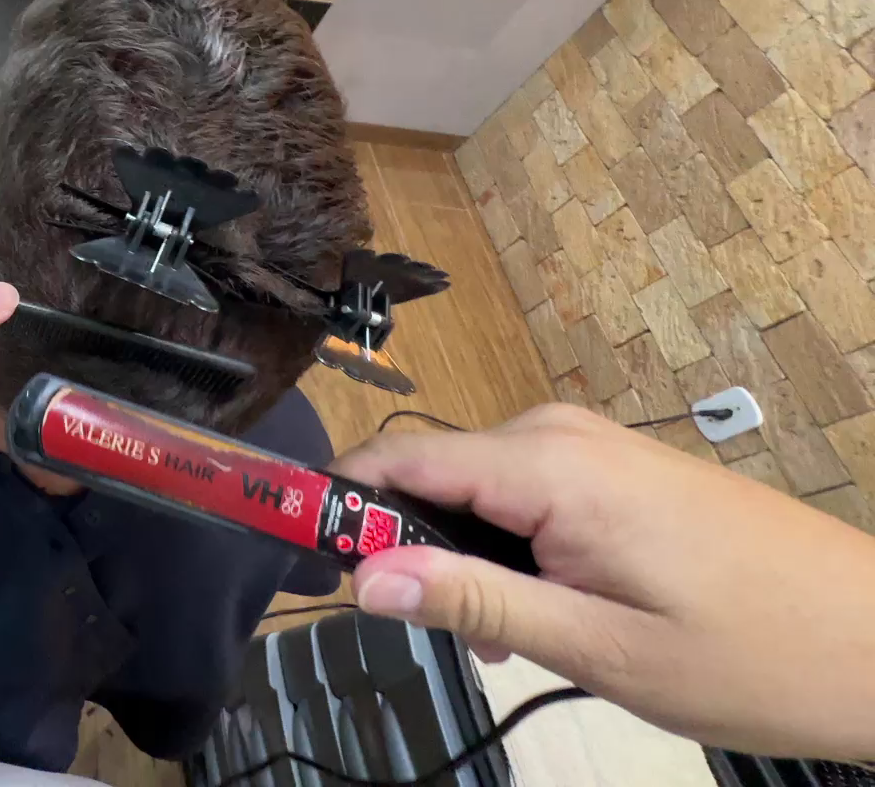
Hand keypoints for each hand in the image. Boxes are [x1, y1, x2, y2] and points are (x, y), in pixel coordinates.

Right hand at [333, 404, 874, 759]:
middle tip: (447, 625)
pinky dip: (500, 535)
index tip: (324, 560)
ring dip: (459, 546)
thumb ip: (474, 602)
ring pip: (465, 481)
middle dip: (412, 541)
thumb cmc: (762, 656)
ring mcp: (578, 439)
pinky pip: (510, 483)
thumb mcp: (605, 650)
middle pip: (427, 472)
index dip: (340, 501)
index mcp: (544, 464)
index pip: (394, 458)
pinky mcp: (600, 457)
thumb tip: (360, 581)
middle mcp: (548, 430)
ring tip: (509, 626)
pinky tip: (546, 592)